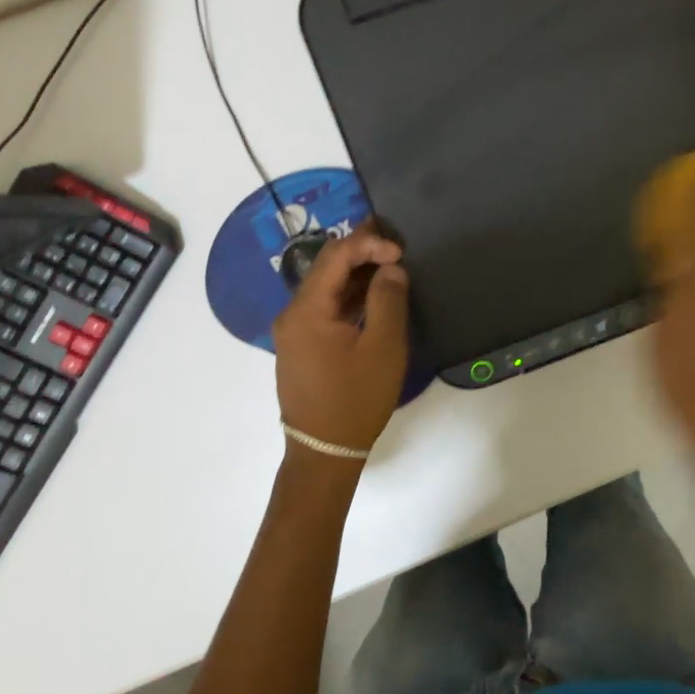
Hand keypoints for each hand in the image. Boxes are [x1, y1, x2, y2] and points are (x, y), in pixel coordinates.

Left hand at [272, 228, 409, 456]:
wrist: (324, 450)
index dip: (369, 244)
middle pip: (326, 267)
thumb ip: (387, 299)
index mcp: (307, 309)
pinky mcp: (302, 345)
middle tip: (394, 243)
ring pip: (326, 286)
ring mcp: (294, 330)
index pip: (336, 256)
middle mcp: (292, 313)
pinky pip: (325, 306)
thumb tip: (390, 269)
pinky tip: (373, 296)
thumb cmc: (356, 398)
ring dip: (356, 273)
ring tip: (390, 265)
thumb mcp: (383, 347)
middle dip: (360, 251)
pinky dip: (349, 295)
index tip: (402, 250)